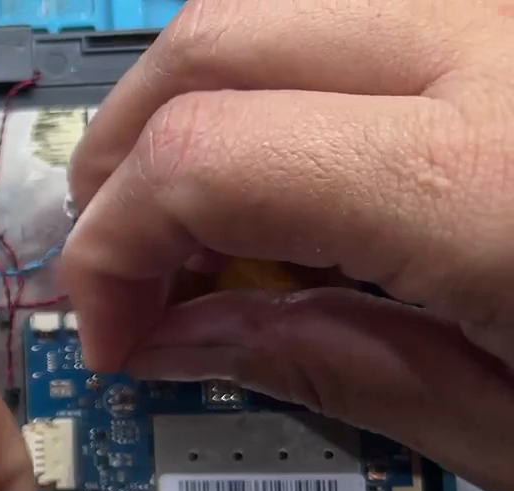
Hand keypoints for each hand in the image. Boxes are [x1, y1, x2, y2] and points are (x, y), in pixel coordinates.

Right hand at [63, 0, 513, 490]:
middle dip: (120, 157)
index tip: (118, 335)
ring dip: (202, 92)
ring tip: (200, 187)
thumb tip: (173, 340)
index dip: (107, 256)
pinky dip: (314, 58)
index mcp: (499, 178)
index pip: (188, 162)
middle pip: (215, 36)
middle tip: (121, 249)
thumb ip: (325, 363)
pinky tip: (326, 143)